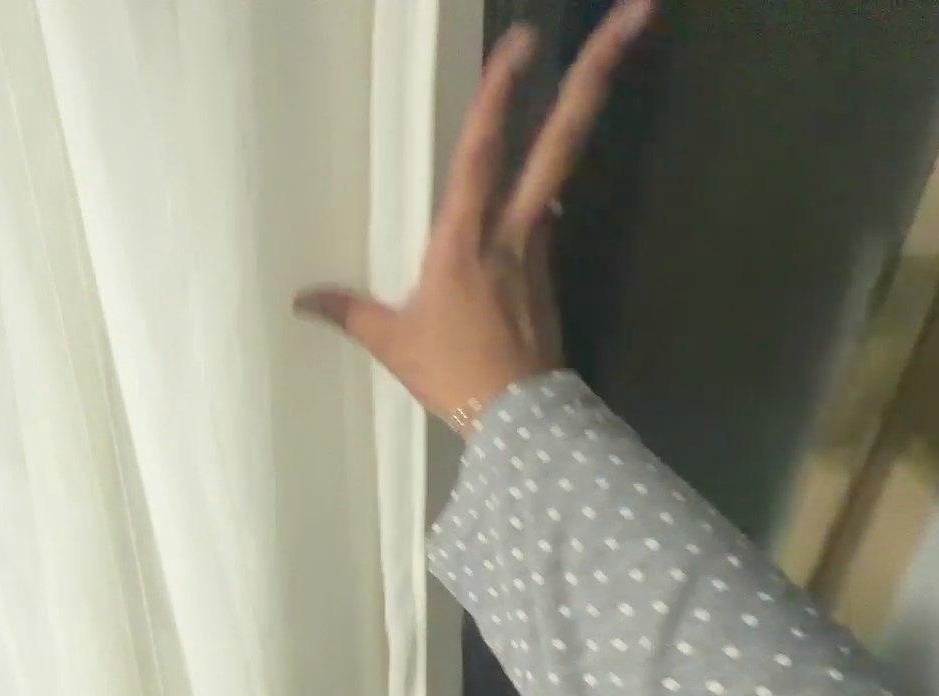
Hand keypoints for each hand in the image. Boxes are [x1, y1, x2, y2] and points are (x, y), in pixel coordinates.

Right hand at [295, 0, 654, 430]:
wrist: (514, 411)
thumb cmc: (449, 371)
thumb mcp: (390, 341)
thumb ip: (347, 312)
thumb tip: (299, 300)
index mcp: (463, 242)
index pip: (480, 156)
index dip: (498, 97)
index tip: (519, 40)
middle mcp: (513, 231)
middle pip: (560, 142)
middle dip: (595, 74)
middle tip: (639, 10)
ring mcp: (540, 248)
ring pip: (558, 175)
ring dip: (574, 124)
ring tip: (592, 73)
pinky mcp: (549, 272)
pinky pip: (543, 220)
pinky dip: (540, 196)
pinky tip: (530, 199)